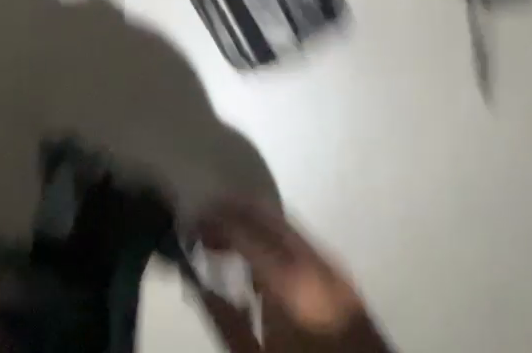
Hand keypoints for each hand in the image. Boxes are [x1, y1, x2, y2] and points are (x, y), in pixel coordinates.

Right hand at [193, 198, 394, 352]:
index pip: (242, 229)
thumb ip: (224, 320)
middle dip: (230, 211)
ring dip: (251, 222)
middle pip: (265, 215)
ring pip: (284, 224)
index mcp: (290, 283)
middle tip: (200, 222)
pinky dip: (273, 238)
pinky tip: (257, 259)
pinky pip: (300, 243)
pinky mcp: (343, 279)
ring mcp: (334, 268)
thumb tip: (196, 283)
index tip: (188, 224)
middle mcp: (314, 263)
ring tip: (222, 240)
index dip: (211, 220)